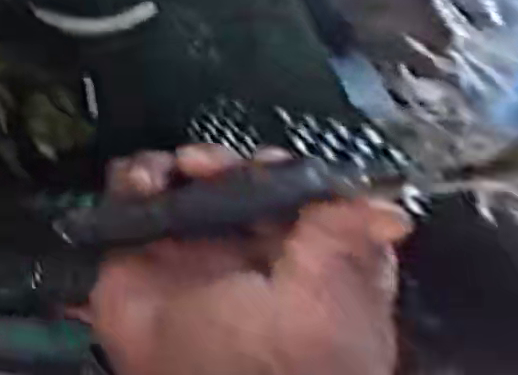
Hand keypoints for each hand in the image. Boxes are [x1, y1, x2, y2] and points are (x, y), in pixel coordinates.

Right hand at [81, 145, 412, 374]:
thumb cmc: (262, 358)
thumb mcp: (315, 316)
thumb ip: (339, 256)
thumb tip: (387, 207)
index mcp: (312, 272)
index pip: (314, 209)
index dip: (296, 178)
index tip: (271, 163)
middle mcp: (253, 251)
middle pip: (239, 183)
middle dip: (219, 162)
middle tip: (202, 164)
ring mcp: (191, 241)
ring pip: (181, 178)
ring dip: (167, 164)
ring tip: (158, 177)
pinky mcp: (138, 235)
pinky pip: (132, 189)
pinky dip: (130, 177)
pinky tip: (134, 186)